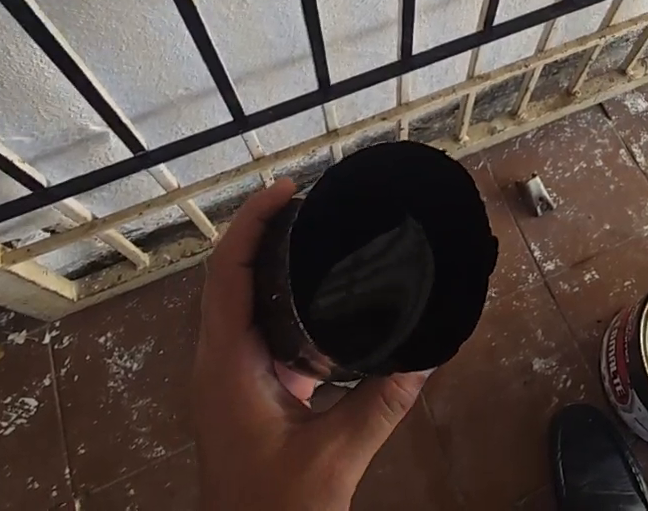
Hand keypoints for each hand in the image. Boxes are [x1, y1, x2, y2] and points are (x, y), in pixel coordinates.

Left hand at [193, 178, 428, 510]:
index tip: (288, 189)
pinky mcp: (244, 388)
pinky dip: (279, 295)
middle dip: (261, 229)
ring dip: (267, 259)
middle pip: (228, 273)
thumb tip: (428, 351)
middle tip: (308, 201)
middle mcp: (218, 360)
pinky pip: (256, 324)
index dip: (252, 221)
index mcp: (226, 365)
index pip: (227, 271)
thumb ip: (382, 402)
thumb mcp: (334, 457)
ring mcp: (228, 375)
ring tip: (312, 231)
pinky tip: (317, 293)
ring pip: (239, 297)